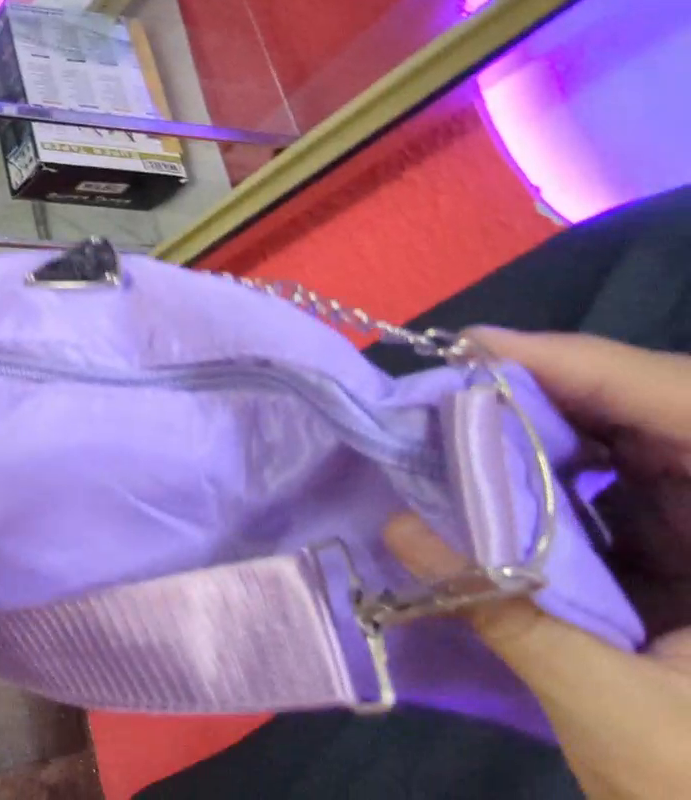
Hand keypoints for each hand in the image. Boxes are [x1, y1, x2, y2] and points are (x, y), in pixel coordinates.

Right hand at [384, 329, 690, 798]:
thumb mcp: (618, 715)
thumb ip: (507, 611)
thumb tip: (400, 528)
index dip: (593, 368)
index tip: (478, 348)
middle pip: (665, 424)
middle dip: (554, 397)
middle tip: (447, 389)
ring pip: (642, 458)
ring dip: (545, 441)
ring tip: (453, 433)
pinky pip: (626, 504)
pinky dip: (551, 490)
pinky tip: (488, 490)